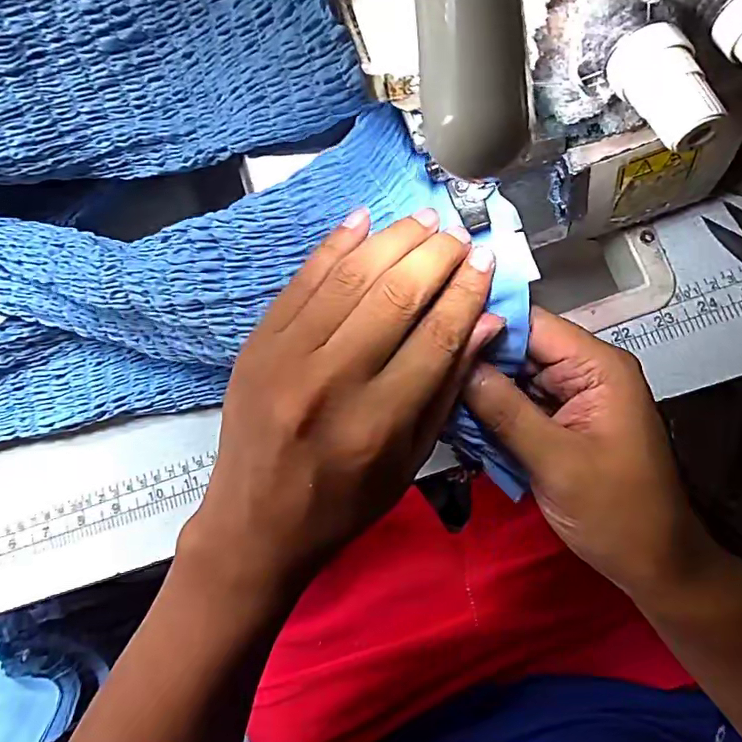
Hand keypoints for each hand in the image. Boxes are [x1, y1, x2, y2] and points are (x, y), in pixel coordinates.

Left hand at [184, 206, 501, 595]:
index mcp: (377, 421)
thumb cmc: (343, 502)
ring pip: (350, 277)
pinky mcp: (259, 341)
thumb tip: (486, 321)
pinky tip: (363, 219)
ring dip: (392, 240)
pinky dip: (336, 244)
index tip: (486, 260)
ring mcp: (287, 355)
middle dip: (435, 257)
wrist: (254, 522)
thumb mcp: (409, 460)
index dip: (467, 291)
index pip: (436, 336)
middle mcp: (332, 380)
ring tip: (423, 220)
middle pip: (395, 296)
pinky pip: (303, 279)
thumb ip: (447, 388)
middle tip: (459, 237)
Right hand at [462, 306, 719, 602]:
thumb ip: (505, 410)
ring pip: (514, 375)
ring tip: (436, 396)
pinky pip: (519, 401)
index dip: (485, 323)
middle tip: (428, 374)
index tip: (437, 334)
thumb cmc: (617, 512)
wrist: (655, 565)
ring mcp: (573, 394)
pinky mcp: (562, 419)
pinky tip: (459, 420)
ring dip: (480, 388)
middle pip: (519, 347)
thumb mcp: (556, 461)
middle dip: (476, 360)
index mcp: (597, 366)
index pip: (532, 323)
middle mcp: (585, 369)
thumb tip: (458, 363)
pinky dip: (492, 411)